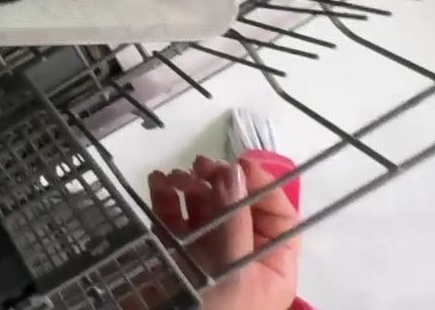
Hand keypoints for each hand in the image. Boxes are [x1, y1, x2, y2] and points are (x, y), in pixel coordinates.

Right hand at [147, 155, 300, 309]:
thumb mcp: (237, 272)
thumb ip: (236, 221)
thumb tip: (236, 170)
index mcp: (269, 263)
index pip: (278, 215)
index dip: (263, 186)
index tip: (239, 162)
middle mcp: (238, 249)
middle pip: (235, 202)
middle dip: (218, 179)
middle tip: (199, 168)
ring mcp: (202, 245)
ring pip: (201, 200)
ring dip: (188, 182)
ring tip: (174, 180)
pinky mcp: (170, 241)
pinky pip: (169, 208)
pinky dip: (162, 190)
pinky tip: (157, 182)